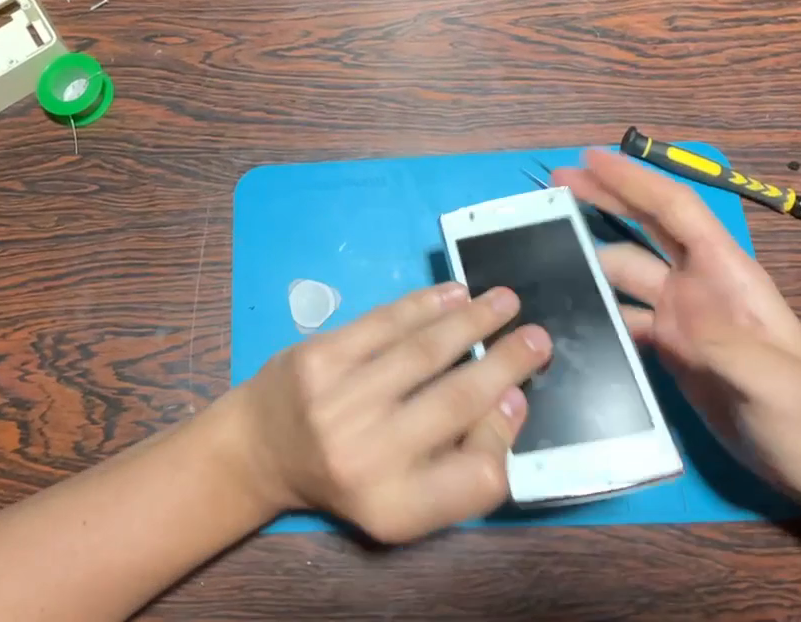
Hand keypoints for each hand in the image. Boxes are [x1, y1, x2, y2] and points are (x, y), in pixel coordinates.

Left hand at [220, 283, 551, 542]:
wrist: (261, 448)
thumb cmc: (344, 474)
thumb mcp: (400, 501)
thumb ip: (458, 466)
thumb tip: (509, 401)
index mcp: (395, 506)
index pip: (477, 479)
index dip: (506, 436)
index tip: (520, 397)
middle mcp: (368, 458)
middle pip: (455, 403)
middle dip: (505, 364)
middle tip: (539, 336)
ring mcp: (339, 402)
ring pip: (423, 352)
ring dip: (471, 322)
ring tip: (505, 301)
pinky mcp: (318, 358)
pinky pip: (383, 323)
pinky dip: (424, 305)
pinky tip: (455, 293)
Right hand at [553, 149, 800, 504]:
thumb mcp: (774, 383)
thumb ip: (727, 345)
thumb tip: (671, 315)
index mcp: (727, 275)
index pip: (676, 212)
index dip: (634, 181)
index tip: (590, 159)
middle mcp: (698, 285)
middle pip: (644, 228)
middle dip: (603, 198)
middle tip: (555, 183)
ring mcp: (680, 316)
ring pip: (625, 269)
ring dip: (590, 253)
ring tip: (543, 245)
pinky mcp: (666, 346)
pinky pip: (621, 313)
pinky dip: (594, 305)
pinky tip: (566, 306)